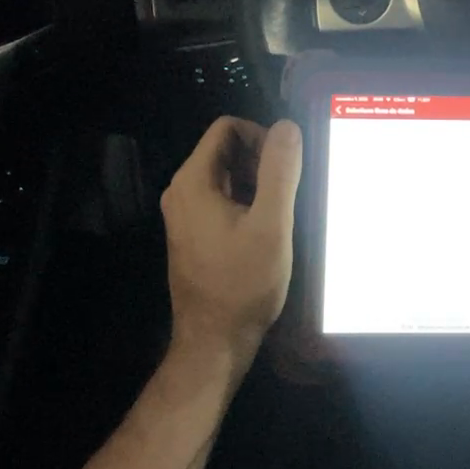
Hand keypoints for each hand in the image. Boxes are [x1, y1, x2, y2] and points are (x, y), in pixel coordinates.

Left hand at [161, 117, 301, 362]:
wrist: (214, 342)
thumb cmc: (243, 283)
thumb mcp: (271, 224)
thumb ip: (280, 171)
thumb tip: (288, 126)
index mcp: (193, 181)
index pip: (226, 128)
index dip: (261, 135)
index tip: (287, 165)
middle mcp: (181, 191)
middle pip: (225, 149)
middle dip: (261, 159)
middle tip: (288, 190)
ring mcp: (184, 213)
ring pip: (226, 174)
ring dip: (257, 181)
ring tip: (281, 210)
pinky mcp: (193, 232)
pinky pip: (221, 197)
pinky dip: (246, 201)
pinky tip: (266, 228)